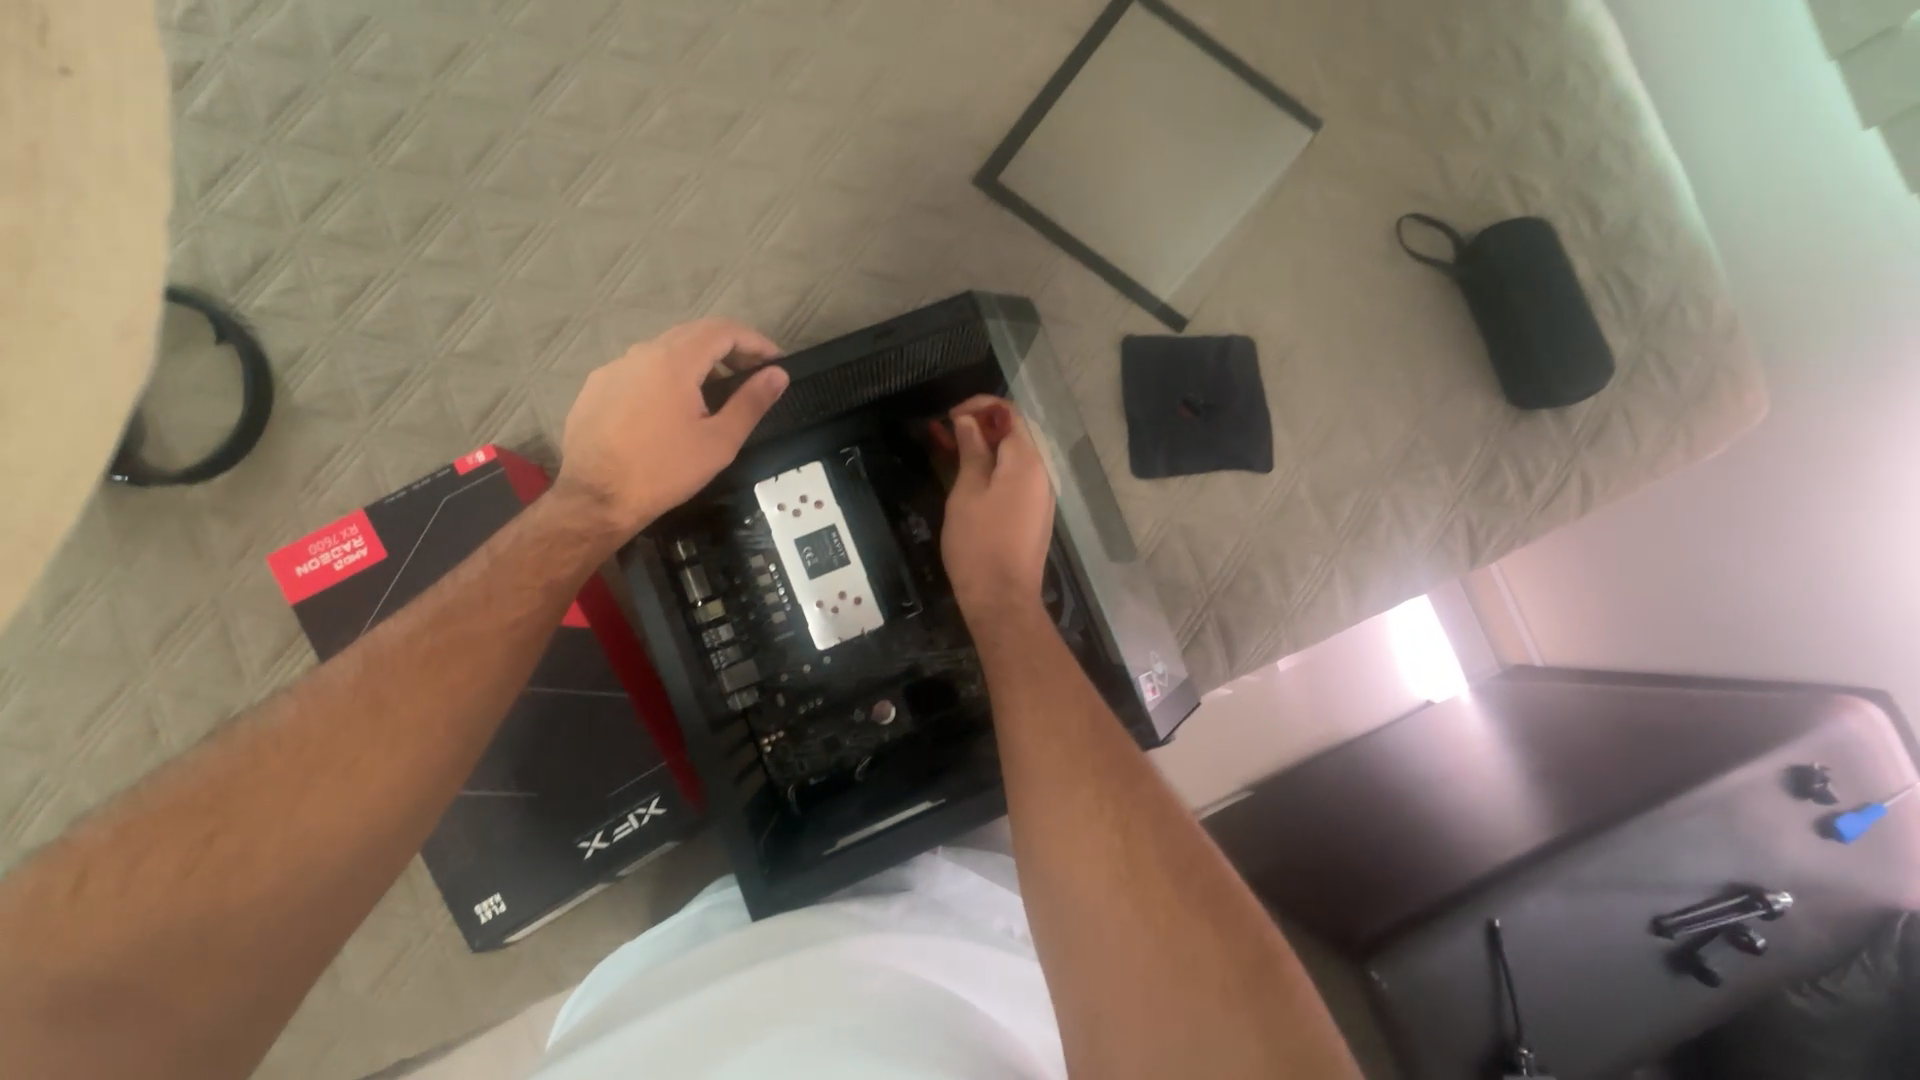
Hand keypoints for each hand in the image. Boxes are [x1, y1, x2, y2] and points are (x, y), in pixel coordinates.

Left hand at [555, 318, 787, 537]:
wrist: (595, 499)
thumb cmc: (664, 471)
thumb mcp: (719, 441)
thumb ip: (751, 402)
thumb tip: (778, 374)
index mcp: (674, 361)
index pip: (722, 330)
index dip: (754, 341)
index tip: (775, 362)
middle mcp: (640, 353)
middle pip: (693, 335)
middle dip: (728, 349)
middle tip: (752, 374)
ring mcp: (613, 369)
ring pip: (664, 351)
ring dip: (696, 363)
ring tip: (715, 393)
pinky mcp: (596, 388)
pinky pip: (640, 371)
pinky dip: (666, 377)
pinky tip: (671, 410)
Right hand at [940, 396, 1054, 622]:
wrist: (1002, 599)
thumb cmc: (978, 544)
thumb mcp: (967, 492)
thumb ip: (972, 451)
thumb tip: (969, 422)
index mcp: (1027, 462)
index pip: (1009, 414)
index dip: (979, 406)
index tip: (949, 417)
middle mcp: (1041, 474)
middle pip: (1015, 434)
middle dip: (980, 426)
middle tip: (944, 433)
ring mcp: (1041, 496)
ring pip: (1015, 458)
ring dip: (985, 448)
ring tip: (950, 452)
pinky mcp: (1034, 515)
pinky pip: (1016, 479)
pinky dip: (994, 470)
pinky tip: (970, 477)